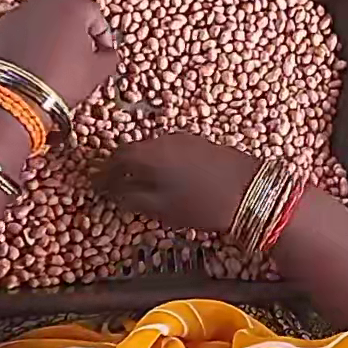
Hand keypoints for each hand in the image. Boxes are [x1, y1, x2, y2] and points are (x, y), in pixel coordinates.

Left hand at [0, 0, 118, 108]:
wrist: (16, 95)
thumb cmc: (62, 80)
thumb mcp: (97, 72)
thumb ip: (109, 57)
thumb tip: (108, 54)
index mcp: (73, 7)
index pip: (97, 15)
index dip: (104, 36)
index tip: (104, 53)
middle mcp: (45, 2)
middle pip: (69, 14)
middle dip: (78, 35)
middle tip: (82, 58)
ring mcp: (19, 13)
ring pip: (45, 22)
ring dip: (54, 38)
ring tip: (58, 63)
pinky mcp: (1, 28)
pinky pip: (24, 32)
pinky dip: (33, 44)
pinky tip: (37, 65)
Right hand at [100, 133, 261, 232]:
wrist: (251, 191)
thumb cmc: (201, 204)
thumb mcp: (161, 208)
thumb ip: (132, 198)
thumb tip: (114, 193)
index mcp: (147, 154)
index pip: (115, 159)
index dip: (103, 173)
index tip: (96, 185)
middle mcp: (163, 139)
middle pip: (134, 151)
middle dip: (121, 167)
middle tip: (113, 185)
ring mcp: (185, 139)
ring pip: (154, 149)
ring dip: (142, 164)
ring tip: (139, 184)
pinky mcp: (202, 143)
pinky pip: (171, 150)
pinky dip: (161, 163)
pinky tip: (166, 178)